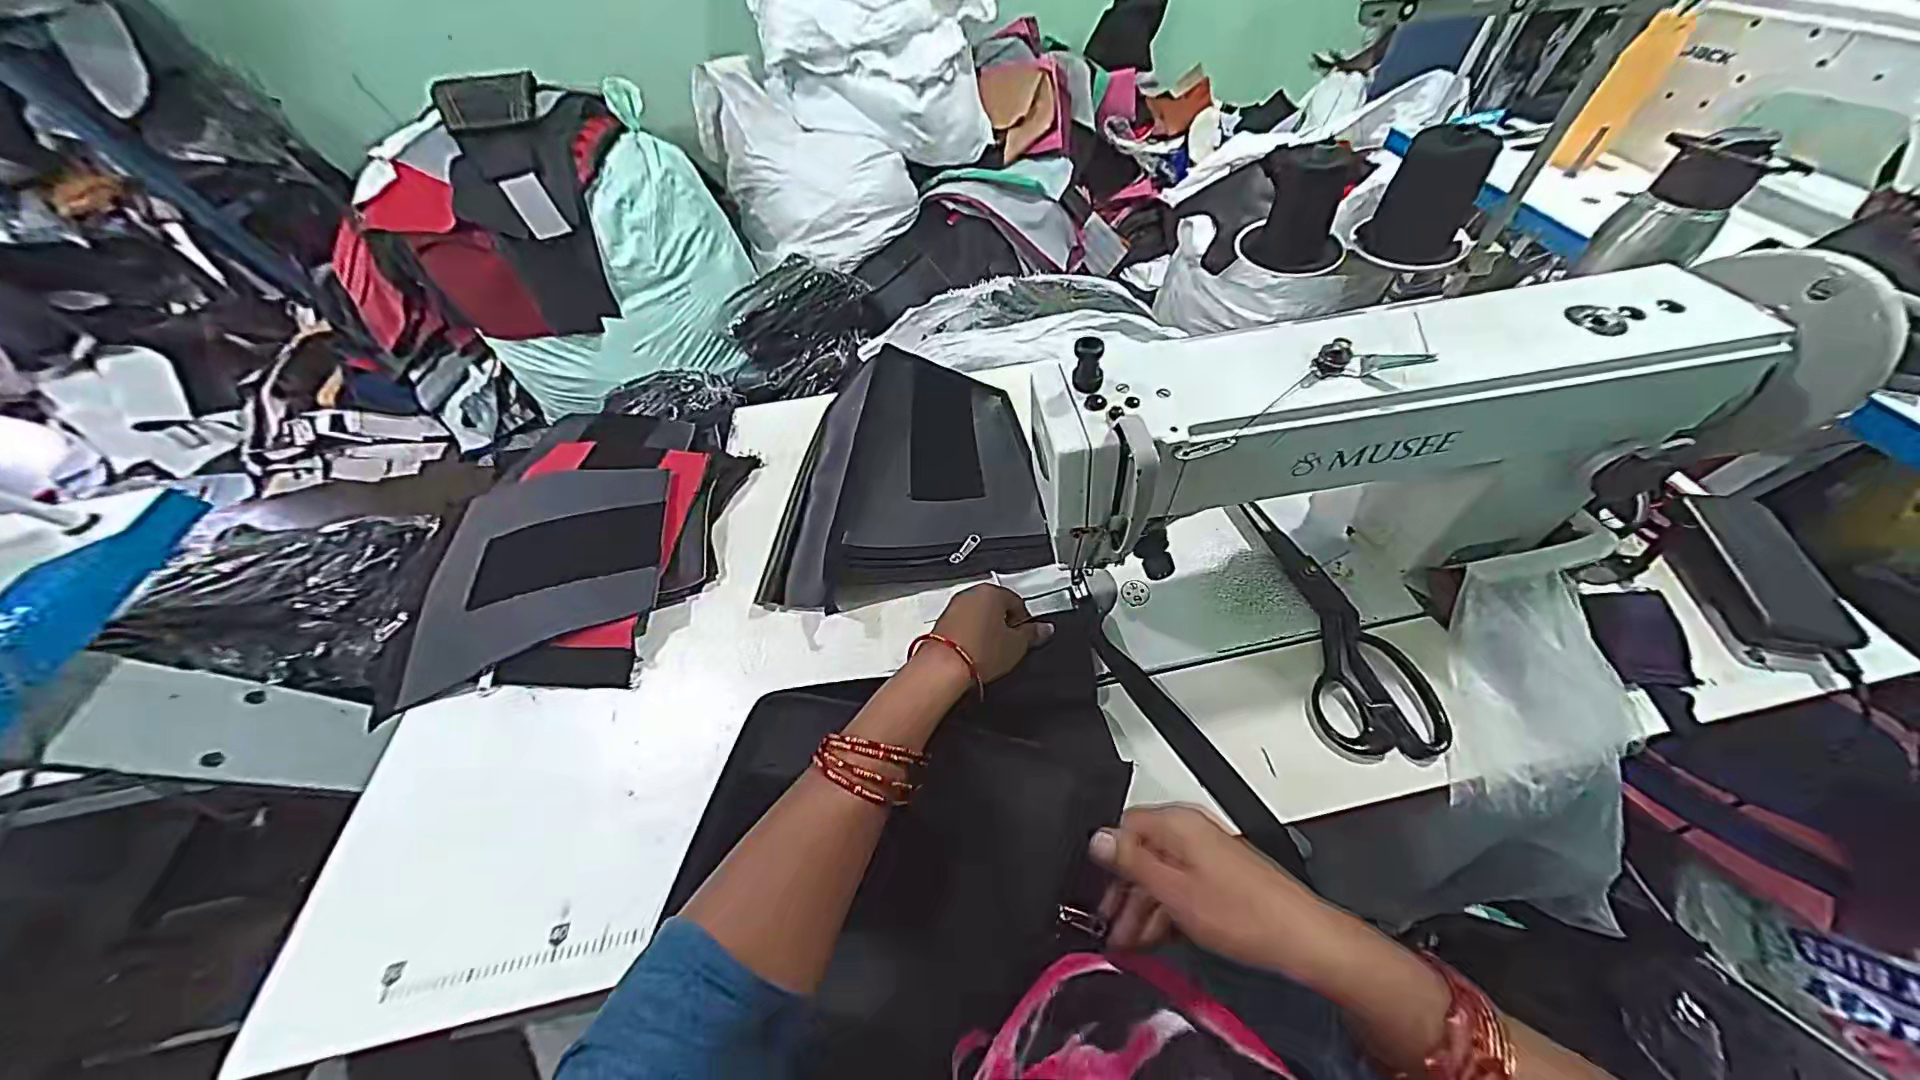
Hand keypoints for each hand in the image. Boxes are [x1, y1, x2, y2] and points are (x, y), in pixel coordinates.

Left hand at [928, 584, 1052, 683]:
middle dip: (1004, 623)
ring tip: (992, 651)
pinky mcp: (942, 623)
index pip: (1017, 601)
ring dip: (986, 629)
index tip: (1026, 635)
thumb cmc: (977, 652)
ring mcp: (954, 608)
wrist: (944, 667)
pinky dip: (971, 635)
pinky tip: (975, 652)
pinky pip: (963, 625)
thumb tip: (1043, 630)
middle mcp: (970, 595)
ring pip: (978, 615)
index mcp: (992, 592)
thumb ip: (1032, 634)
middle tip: (1010, 644)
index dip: (1024, 621)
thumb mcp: (1016, 645)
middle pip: (995, 606)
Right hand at [1089, 805, 1328, 972]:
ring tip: (1133, 941)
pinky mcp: (1218, 872)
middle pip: (1140, 852)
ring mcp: (1205, 851)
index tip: (1100, 895)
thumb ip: (1131, 861)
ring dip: (1143, 906)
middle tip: (1113, 925)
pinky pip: (1179, 882)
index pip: (1122, 828)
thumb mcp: (1173, 891)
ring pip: (1159, 871)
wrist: (1303, 938)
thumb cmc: (1248, 914)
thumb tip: (1099, 839)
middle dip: (1124, 891)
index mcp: (1176, 823)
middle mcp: (1190, 829)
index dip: (1106, 862)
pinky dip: (1166, 907)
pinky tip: (1158, 935)